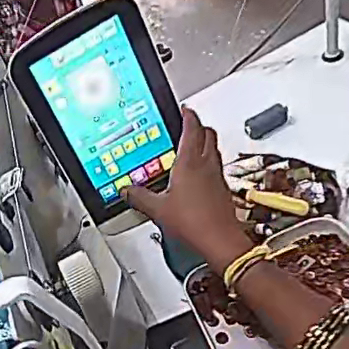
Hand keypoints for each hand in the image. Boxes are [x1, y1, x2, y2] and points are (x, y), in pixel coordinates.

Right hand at [127, 109, 253, 270]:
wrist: (220, 240)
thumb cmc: (194, 222)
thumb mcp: (158, 209)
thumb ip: (139, 197)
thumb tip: (126, 191)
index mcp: (190, 162)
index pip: (192, 127)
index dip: (188, 115)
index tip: (184, 109)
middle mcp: (207, 164)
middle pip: (207, 133)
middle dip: (198, 125)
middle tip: (189, 124)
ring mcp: (217, 176)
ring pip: (214, 148)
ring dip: (204, 143)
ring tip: (192, 146)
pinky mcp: (222, 189)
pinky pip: (215, 167)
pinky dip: (207, 163)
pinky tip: (198, 175)